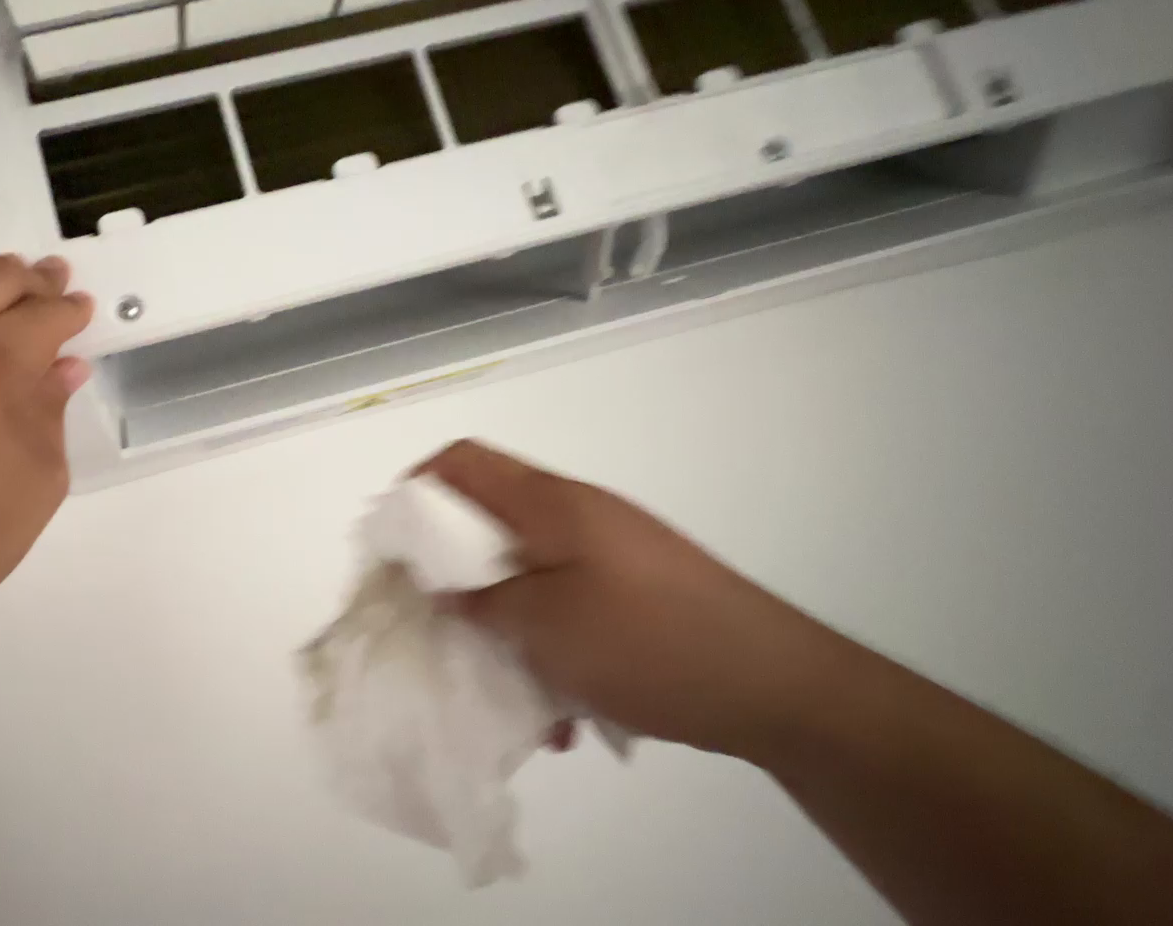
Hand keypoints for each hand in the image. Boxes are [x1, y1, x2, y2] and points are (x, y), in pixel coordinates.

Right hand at [422, 440, 850, 759]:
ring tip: (510, 686)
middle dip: (455, 573)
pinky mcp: (637, 590)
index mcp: (549, 504)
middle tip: (439, 621)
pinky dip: (552, 645)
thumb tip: (443, 591)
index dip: (416, 488)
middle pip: (490, 521)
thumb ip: (480, 604)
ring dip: (507, 624)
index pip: (461, 461)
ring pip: (528, 573)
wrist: (779, 687)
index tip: (393, 542)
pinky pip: (569, 605)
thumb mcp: (542, 627)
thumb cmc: (648, 641)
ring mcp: (611, 552)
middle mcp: (577, 515)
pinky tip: (567, 710)